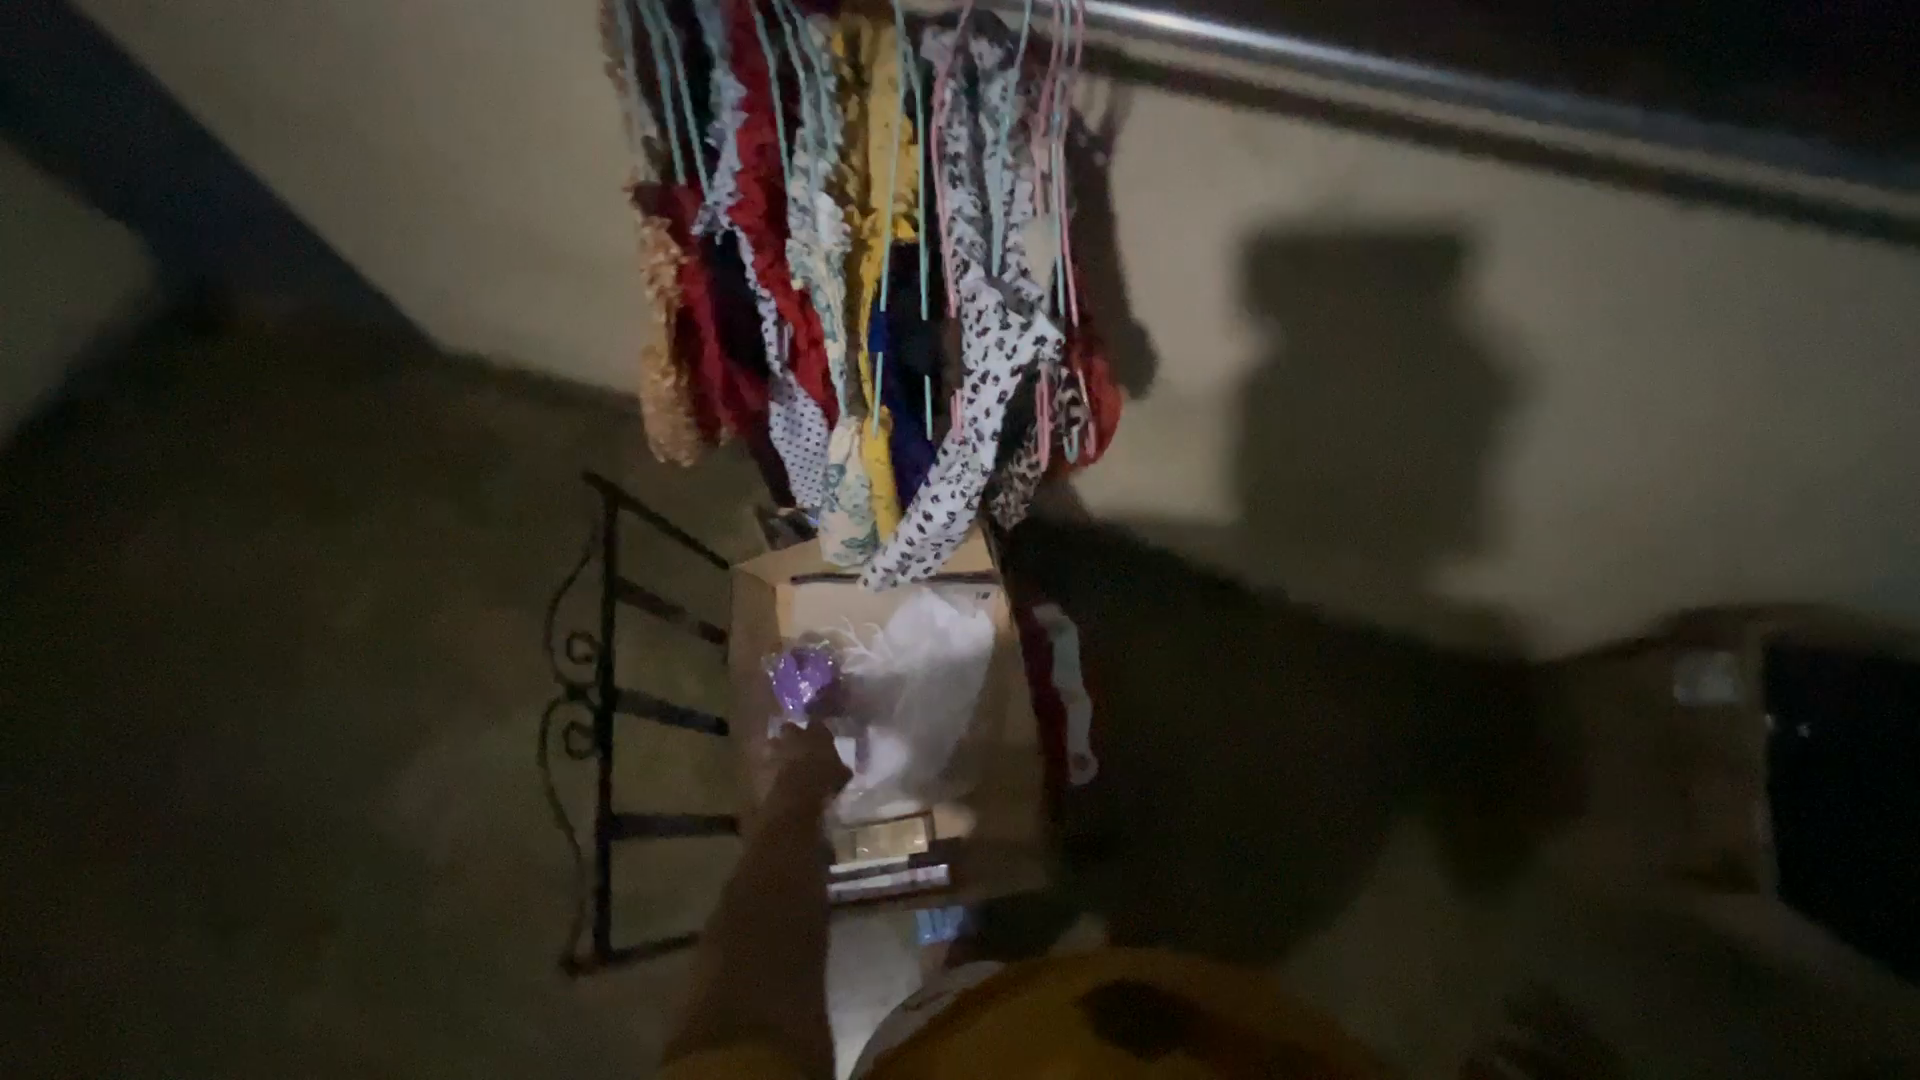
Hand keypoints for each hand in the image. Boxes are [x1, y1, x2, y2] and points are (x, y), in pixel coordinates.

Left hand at [767, 721, 850, 809]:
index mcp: (816, 735)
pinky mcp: (761, 763)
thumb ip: (840, 768)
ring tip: (781, 761)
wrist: (794, 797)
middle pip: (790, 727)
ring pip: (773, 742)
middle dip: (791, 735)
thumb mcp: (840, 776)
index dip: (817, 730)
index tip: (819, 738)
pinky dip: (767, 767)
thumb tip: (843, 769)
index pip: (817, 724)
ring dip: (776, 749)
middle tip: (796, 746)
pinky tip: (772, 777)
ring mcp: (775, 748)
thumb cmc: (823, 782)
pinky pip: (763, 762)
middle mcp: (794, 736)